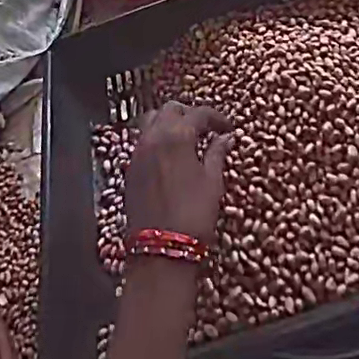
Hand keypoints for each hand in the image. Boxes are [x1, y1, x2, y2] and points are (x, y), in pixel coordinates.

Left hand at [124, 102, 233, 245]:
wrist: (160, 249)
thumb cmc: (193, 214)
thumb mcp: (212, 182)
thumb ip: (217, 153)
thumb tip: (226, 137)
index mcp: (177, 136)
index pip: (198, 113)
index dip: (216, 117)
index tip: (227, 127)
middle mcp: (153, 137)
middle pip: (170, 109)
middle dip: (189, 114)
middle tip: (206, 129)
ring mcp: (138, 151)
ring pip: (152, 121)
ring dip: (169, 122)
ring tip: (186, 138)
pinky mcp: (130, 168)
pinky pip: (143, 140)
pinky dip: (157, 138)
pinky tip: (170, 155)